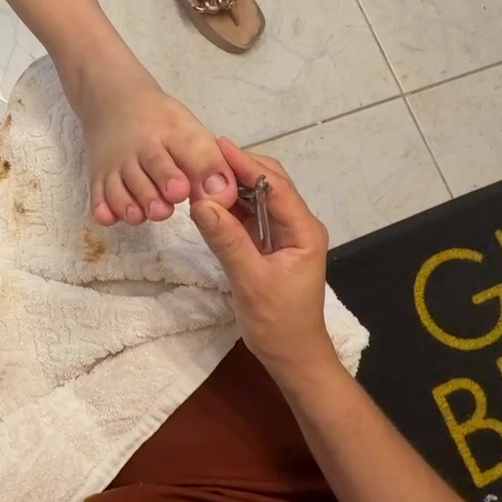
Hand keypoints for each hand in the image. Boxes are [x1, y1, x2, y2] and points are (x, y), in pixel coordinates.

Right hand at [77, 72, 235, 225]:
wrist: (113, 101)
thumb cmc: (160, 121)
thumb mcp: (189, 131)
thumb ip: (209, 163)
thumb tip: (221, 197)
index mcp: (168, 134)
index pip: (180, 151)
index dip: (184, 172)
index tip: (184, 190)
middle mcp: (137, 151)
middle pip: (144, 175)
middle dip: (152, 195)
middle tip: (163, 210)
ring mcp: (115, 166)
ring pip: (119, 190)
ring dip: (128, 206)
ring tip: (140, 215)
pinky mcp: (98, 178)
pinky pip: (97, 197)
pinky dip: (102, 208)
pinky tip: (110, 217)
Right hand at [188, 138, 339, 381]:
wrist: (291, 356)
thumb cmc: (279, 323)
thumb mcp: (251, 282)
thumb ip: (228, 242)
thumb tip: (201, 203)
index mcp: (303, 230)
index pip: (274, 186)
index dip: (246, 164)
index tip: (217, 145)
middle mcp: (295, 225)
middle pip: (267, 184)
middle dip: (237, 168)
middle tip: (201, 155)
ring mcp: (280, 233)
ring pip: (255, 197)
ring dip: (230, 185)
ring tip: (199, 172)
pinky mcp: (265, 244)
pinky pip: (246, 215)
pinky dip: (227, 205)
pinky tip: (206, 199)